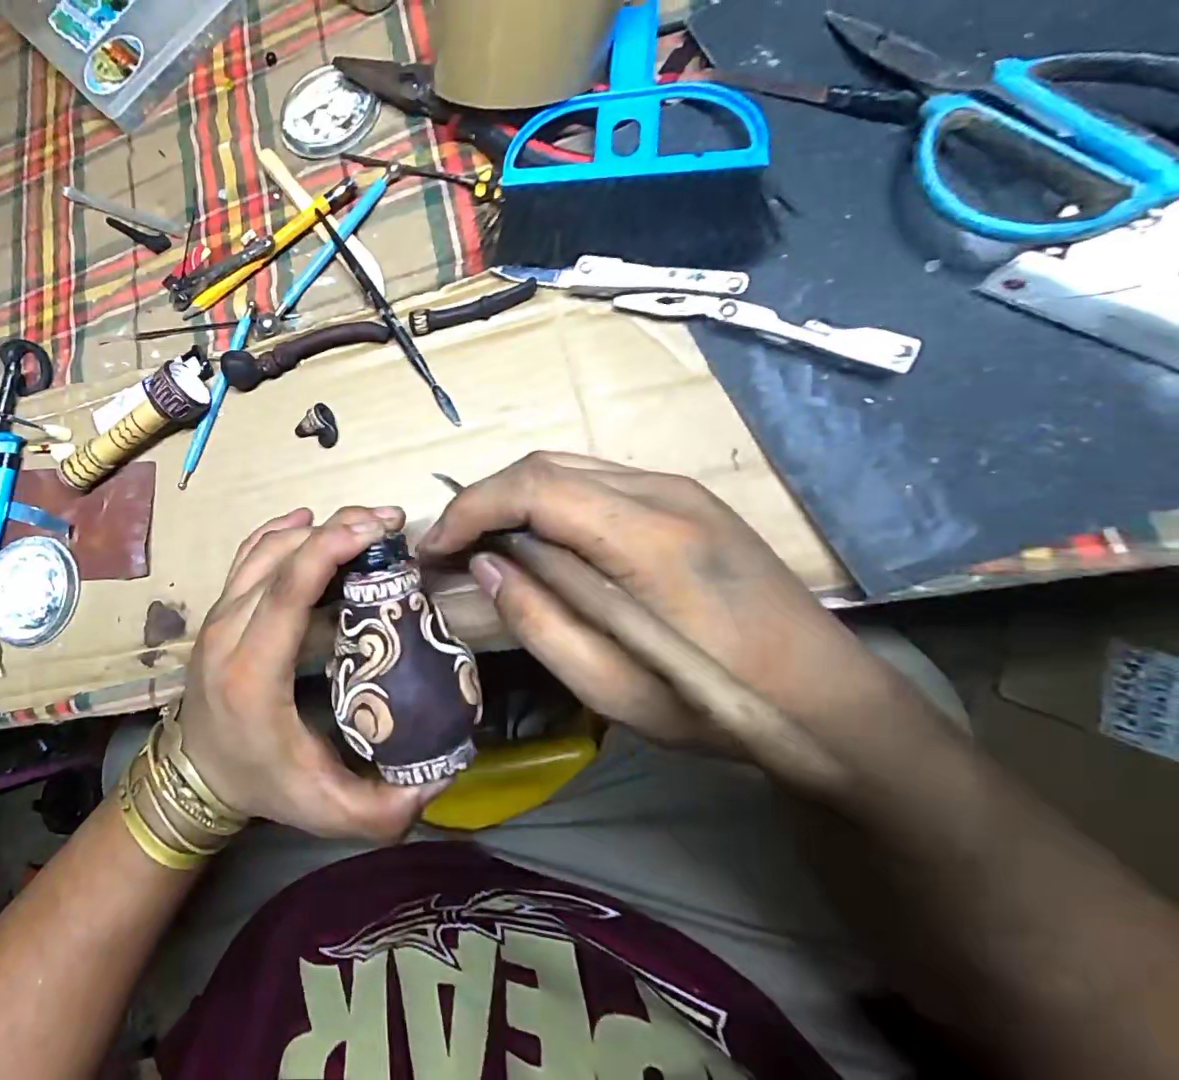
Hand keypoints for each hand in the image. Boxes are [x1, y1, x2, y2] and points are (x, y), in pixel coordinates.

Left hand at [176, 506, 447, 841]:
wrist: (195, 775)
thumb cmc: (262, 785)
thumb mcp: (328, 811)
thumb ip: (389, 806)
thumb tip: (446, 770)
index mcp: (252, 675)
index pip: (286, 593)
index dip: (328, 550)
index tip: (375, 530)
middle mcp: (227, 635)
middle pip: (277, 561)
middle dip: (335, 531)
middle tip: (389, 523)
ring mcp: (217, 618)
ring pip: (261, 550)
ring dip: (312, 529)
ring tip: (364, 524)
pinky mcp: (218, 613)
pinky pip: (245, 557)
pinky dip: (277, 532)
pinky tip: (308, 520)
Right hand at [419, 452, 907, 756]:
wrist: (833, 703)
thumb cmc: (718, 707)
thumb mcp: (612, 689)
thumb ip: (538, 621)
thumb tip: (485, 564)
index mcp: (650, 540)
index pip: (534, 488)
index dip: (469, 510)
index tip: (433, 548)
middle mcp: (665, 495)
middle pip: (543, 466)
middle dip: (480, 501)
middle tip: (447, 549)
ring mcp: (680, 492)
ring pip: (566, 467)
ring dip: (510, 499)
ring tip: (480, 544)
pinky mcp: (686, 503)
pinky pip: (593, 483)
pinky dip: (545, 502)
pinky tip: (534, 541)